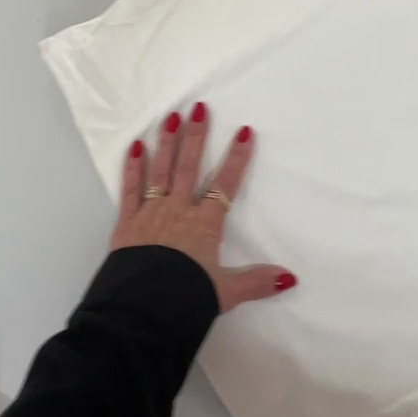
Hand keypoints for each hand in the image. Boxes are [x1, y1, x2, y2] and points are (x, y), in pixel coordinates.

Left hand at [112, 101, 296, 312]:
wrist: (143, 309)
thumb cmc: (185, 298)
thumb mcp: (225, 292)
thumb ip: (256, 282)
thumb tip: (290, 278)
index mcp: (205, 225)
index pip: (226, 185)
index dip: (237, 158)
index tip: (245, 132)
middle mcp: (179, 210)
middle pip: (189, 167)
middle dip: (196, 136)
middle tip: (199, 108)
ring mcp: (151, 213)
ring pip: (160, 170)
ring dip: (167, 142)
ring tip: (170, 116)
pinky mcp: (127, 222)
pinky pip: (130, 189)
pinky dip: (133, 168)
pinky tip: (136, 147)